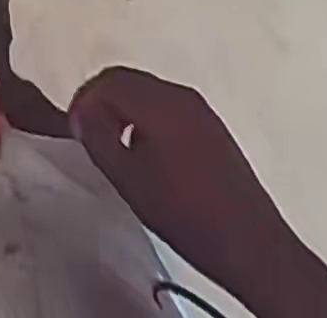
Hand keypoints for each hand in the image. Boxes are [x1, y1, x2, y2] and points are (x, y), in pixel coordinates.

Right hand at [70, 67, 326, 317]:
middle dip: (101, 98)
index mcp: (159, 102)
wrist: (253, 247)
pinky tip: (143, 148)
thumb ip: (98, 138)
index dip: (84, 98)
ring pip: (146, 90)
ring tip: (111, 140)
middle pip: (127, 78)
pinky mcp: (211, 125)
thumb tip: (81, 113)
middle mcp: (181, 95)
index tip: (73, 126)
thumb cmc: (185, 214)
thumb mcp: (128, 180)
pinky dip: (145, 114)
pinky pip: (166, 104)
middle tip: (86, 129)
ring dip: (122, 106)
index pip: (108, 80)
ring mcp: (200, 109)